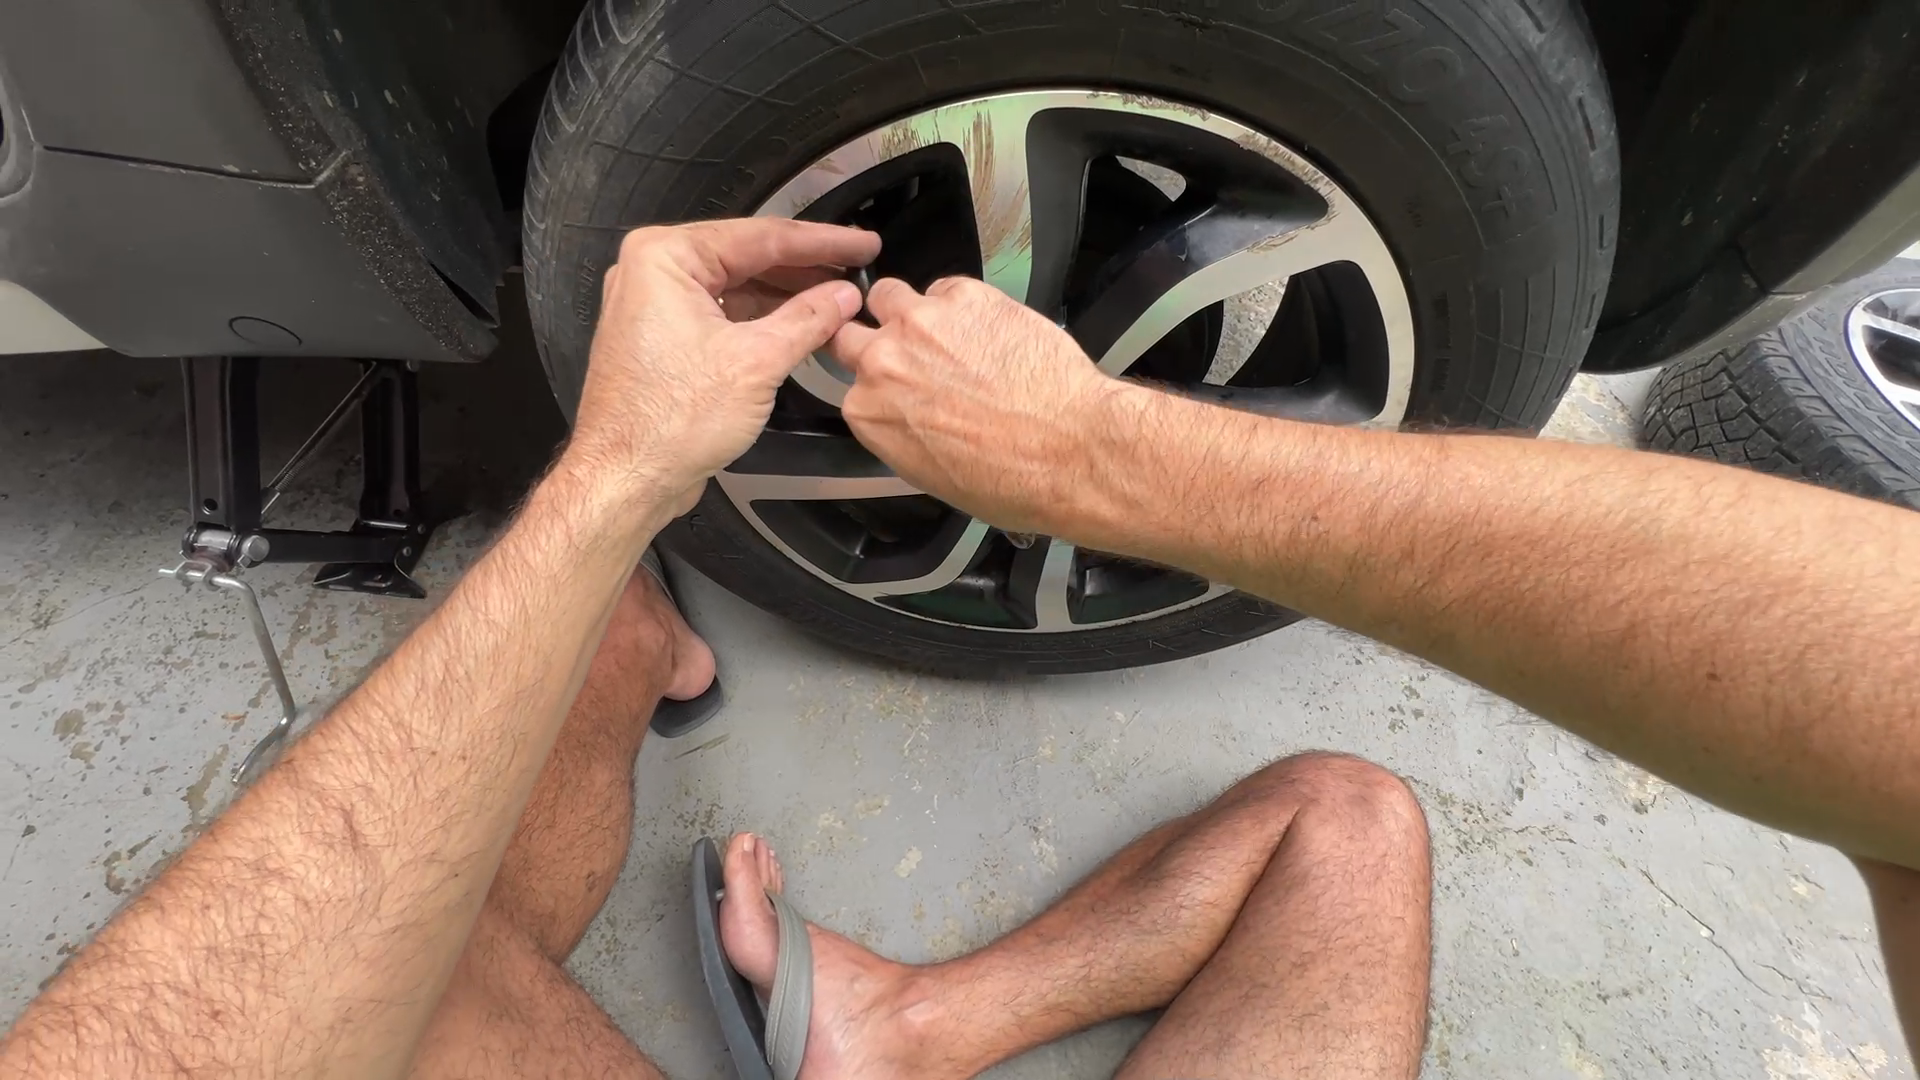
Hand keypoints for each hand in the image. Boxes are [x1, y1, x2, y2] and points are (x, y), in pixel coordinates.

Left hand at [570, 219, 880, 514]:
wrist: (628, 478)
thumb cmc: (672, 421)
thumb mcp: (757, 362)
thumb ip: (808, 320)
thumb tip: (843, 297)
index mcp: (666, 258)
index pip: (762, 236)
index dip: (822, 242)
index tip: (862, 244)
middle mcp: (655, 273)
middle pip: (749, 258)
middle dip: (807, 269)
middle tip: (857, 268)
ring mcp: (659, 309)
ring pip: (739, 289)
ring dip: (789, 298)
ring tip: (839, 301)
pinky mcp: (668, 342)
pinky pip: (726, 317)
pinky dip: (765, 323)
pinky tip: (803, 329)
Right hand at [830, 276, 1120, 534]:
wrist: (1069, 450)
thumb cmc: (1010, 480)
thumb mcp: (934, 475)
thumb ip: (903, 431)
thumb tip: (911, 414)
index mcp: (868, 413)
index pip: (853, 386)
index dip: (878, 386)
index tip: (899, 388)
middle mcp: (882, 361)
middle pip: (852, 333)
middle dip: (877, 343)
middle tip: (912, 358)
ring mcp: (921, 321)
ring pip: (889, 296)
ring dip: (910, 313)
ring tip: (948, 335)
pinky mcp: (966, 295)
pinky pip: (947, 288)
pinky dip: (961, 306)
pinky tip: (990, 332)